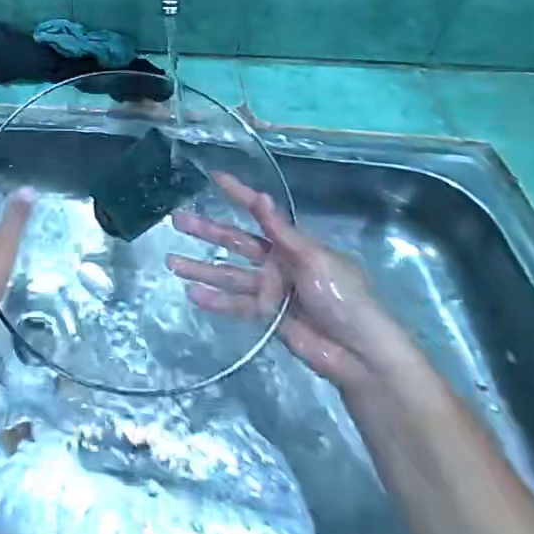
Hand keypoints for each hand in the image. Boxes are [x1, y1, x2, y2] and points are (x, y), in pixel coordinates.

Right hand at [167, 172, 417, 390]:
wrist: (362, 356)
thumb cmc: (344, 299)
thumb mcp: (314, 260)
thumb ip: (281, 232)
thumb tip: (259, 196)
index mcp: (293, 245)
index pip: (260, 214)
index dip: (239, 195)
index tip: (215, 177)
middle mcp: (278, 263)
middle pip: (235, 243)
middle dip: (207, 231)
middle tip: (177, 220)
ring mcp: (271, 290)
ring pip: (228, 274)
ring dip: (200, 268)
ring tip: (171, 261)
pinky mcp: (267, 317)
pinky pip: (235, 304)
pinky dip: (214, 300)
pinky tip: (192, 293)